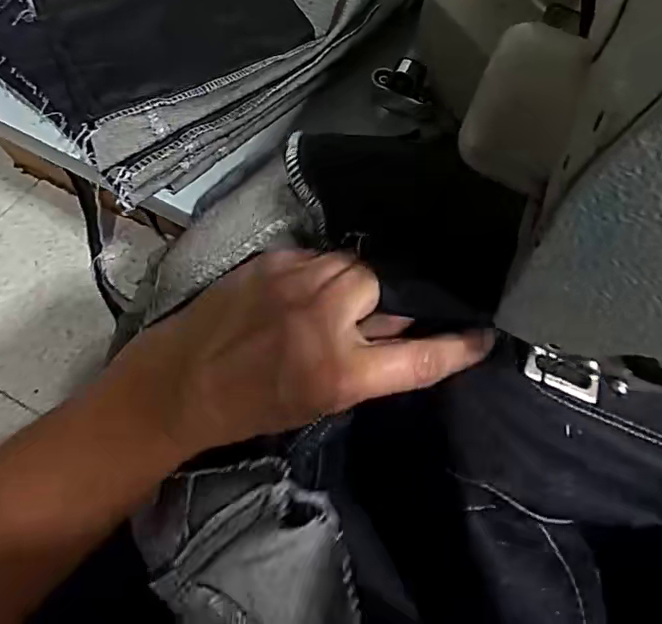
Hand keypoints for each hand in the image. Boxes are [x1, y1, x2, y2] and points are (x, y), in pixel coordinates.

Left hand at [100, 249, 495, 458]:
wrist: (178, 383)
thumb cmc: (253, 404)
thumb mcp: (320, 399)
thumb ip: (369, 361)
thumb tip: (406, 327)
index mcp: (339, 372)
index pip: (418, 357)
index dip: (457, 346)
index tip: (483, 336)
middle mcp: (324, 319)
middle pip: (384, 285)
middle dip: (378, 299)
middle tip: (359, 316)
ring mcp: (297, 282)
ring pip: (354, 264)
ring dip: (350, 282)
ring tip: (327, 301)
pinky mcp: (275, 259)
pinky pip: (319, 256)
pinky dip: (319, 273)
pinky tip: (299, 291)